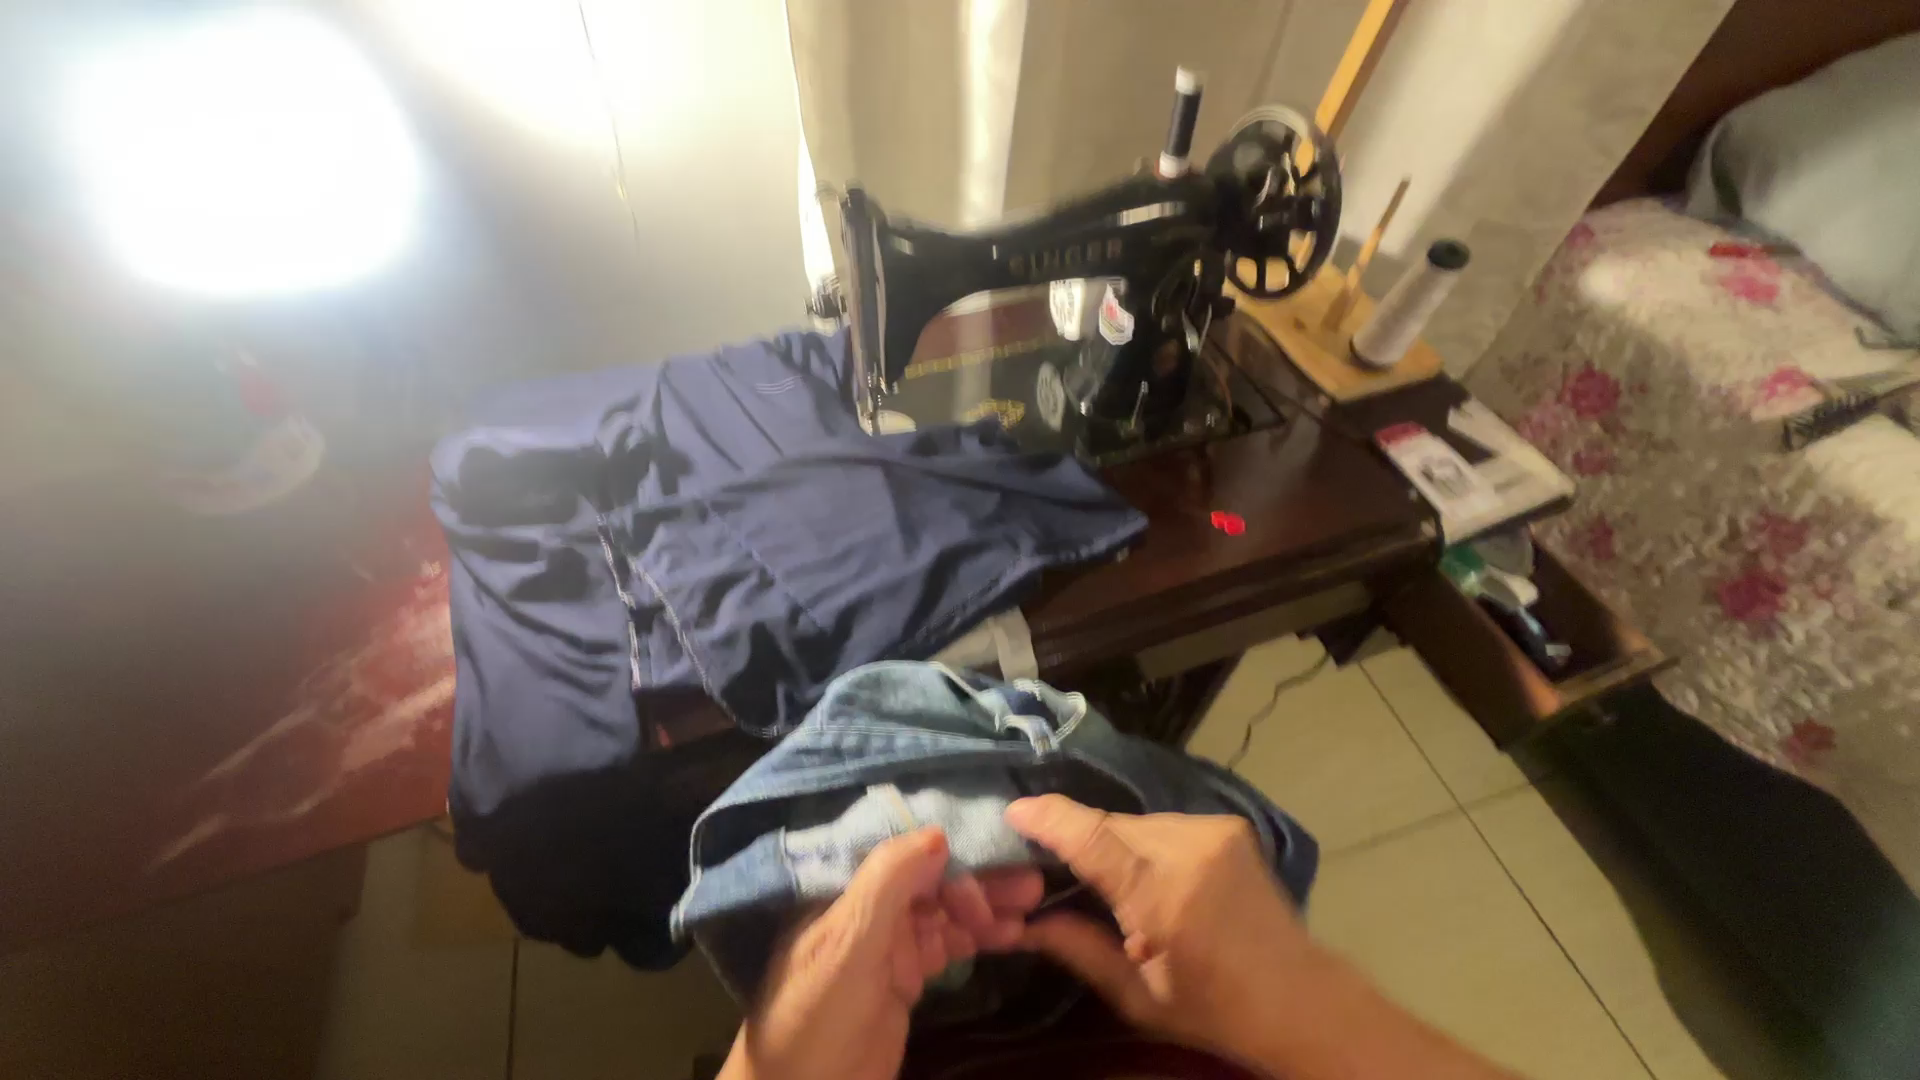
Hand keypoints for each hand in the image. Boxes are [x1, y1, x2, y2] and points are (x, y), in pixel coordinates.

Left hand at [719, 827, 1043, 1079]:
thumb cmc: (815, 1016)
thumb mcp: (848, 946)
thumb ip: (886, 886)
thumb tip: (938, 832)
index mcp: (849, 891)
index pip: (909, 855)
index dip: (955, 852)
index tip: (999, 855)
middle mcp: (871, 910)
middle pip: (933, 881)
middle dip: (980, 879)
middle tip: (1030, 884)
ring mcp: (889, 946)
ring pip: (945, 912)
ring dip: (986, 907)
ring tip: (1028, 907)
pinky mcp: (905, 979)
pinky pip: (947, 945)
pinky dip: (976, 937)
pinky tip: (1007, 936)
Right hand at [1004, 795, 1321, 1062]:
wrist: (1299, 998)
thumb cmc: (1212, 1008)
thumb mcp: (1137, 995)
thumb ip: (1076, 949)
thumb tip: (1021, 922)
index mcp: (1162, 895)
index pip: (1093, 838)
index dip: (1049, 818)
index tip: (1014, 811)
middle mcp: (1187, 847)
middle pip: (1110, 824)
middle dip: (1079, 838)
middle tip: (1055, 863)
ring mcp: (1212, 829)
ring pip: (1135, 821)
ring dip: (1114, 841)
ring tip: (1111, 879)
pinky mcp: (1228, 823)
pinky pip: (1163, 823)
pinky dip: (1144, 841)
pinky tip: (1149, 870)